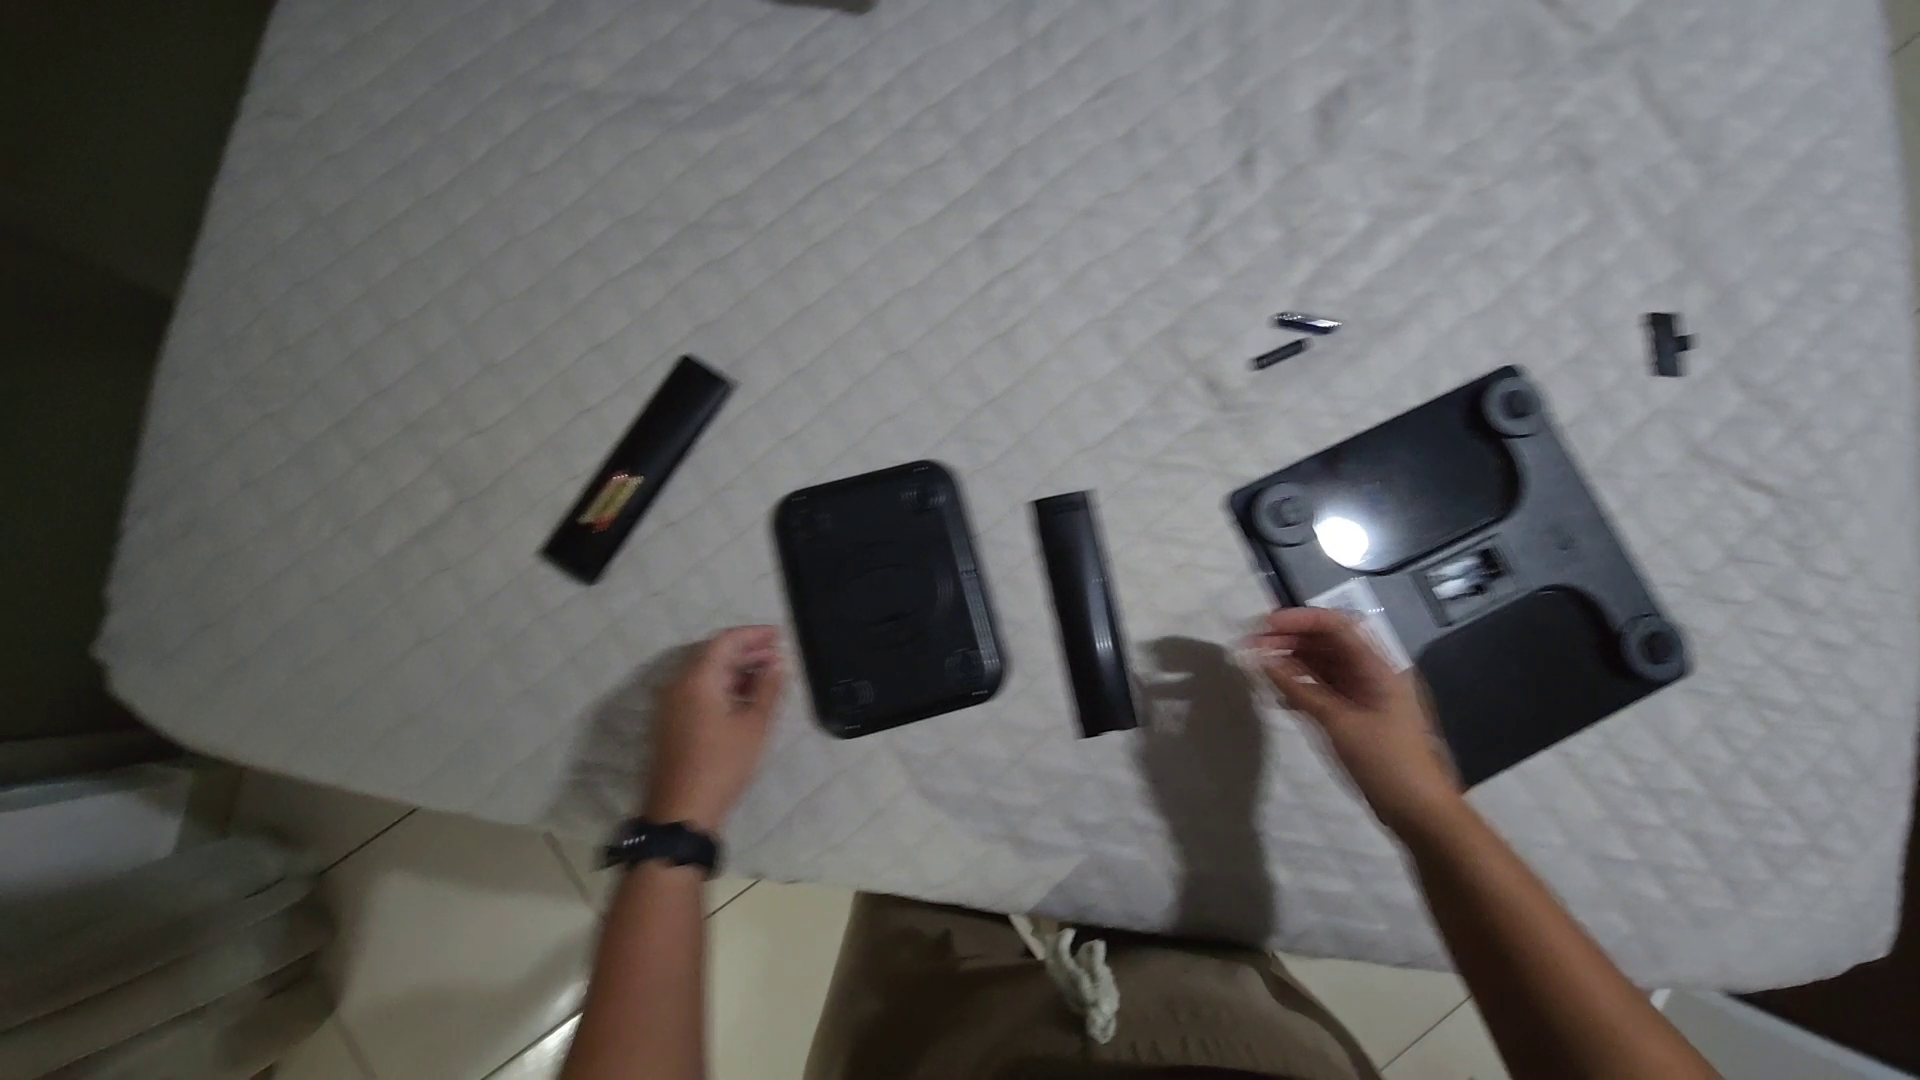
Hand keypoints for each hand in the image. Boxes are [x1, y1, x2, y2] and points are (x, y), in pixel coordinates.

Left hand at [643, 626, 787, 832]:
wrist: (680, 812)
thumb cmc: (722, 766)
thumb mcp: (755, 726)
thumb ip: (769, 689)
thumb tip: (778, 662)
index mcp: (697, 679)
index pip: (726, 641)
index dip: (754, 634)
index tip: (779, 635)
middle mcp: (677, 684)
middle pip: (712, 653)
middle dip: (745, 650)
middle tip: (776, 654)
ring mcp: (669, 703)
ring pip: (703, 672)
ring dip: (734, 668)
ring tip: (765, 676)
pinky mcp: (669, 721)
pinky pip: (696, 689)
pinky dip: (720, 684)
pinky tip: (742, 698)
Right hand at [1246, 608, 1461, 833]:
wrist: (1418, 810)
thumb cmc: (1385, 762)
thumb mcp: (1339, 724)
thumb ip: (1300, 690)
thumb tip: (1263, 660)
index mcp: (1378, 667)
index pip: (1336, 626)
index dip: (1299, 619)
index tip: (1264, 625)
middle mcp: (1371, 673)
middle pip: (1327, 641)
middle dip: (1289, 638)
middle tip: (1252, 646)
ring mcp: (1363, 693)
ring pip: (1322, 664)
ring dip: (1291, 661)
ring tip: (1259, 667)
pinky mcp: (1355, 713)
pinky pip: (1323, 687)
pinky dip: (1300, 685)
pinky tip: (1279, 695)